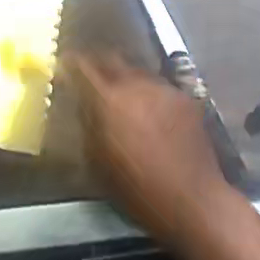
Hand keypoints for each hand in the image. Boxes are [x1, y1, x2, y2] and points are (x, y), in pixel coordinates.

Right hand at [68, 54, 235, 247]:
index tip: (65, 66)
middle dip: (99, 65)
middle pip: (111, 58)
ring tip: (125, 98)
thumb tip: (81, 104)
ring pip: (137, 71)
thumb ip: (87, 124)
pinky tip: (152, 112)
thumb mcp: (98, 161)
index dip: (71, 62)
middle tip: (93, 79)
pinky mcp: (184, 97)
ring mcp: (162, 88)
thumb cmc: (139, 188)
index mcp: (108, 99)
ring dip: (126, 79)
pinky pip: (159, 86)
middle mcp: (134, 84)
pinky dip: (149, 93)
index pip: (83, 65)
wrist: (194, 201)